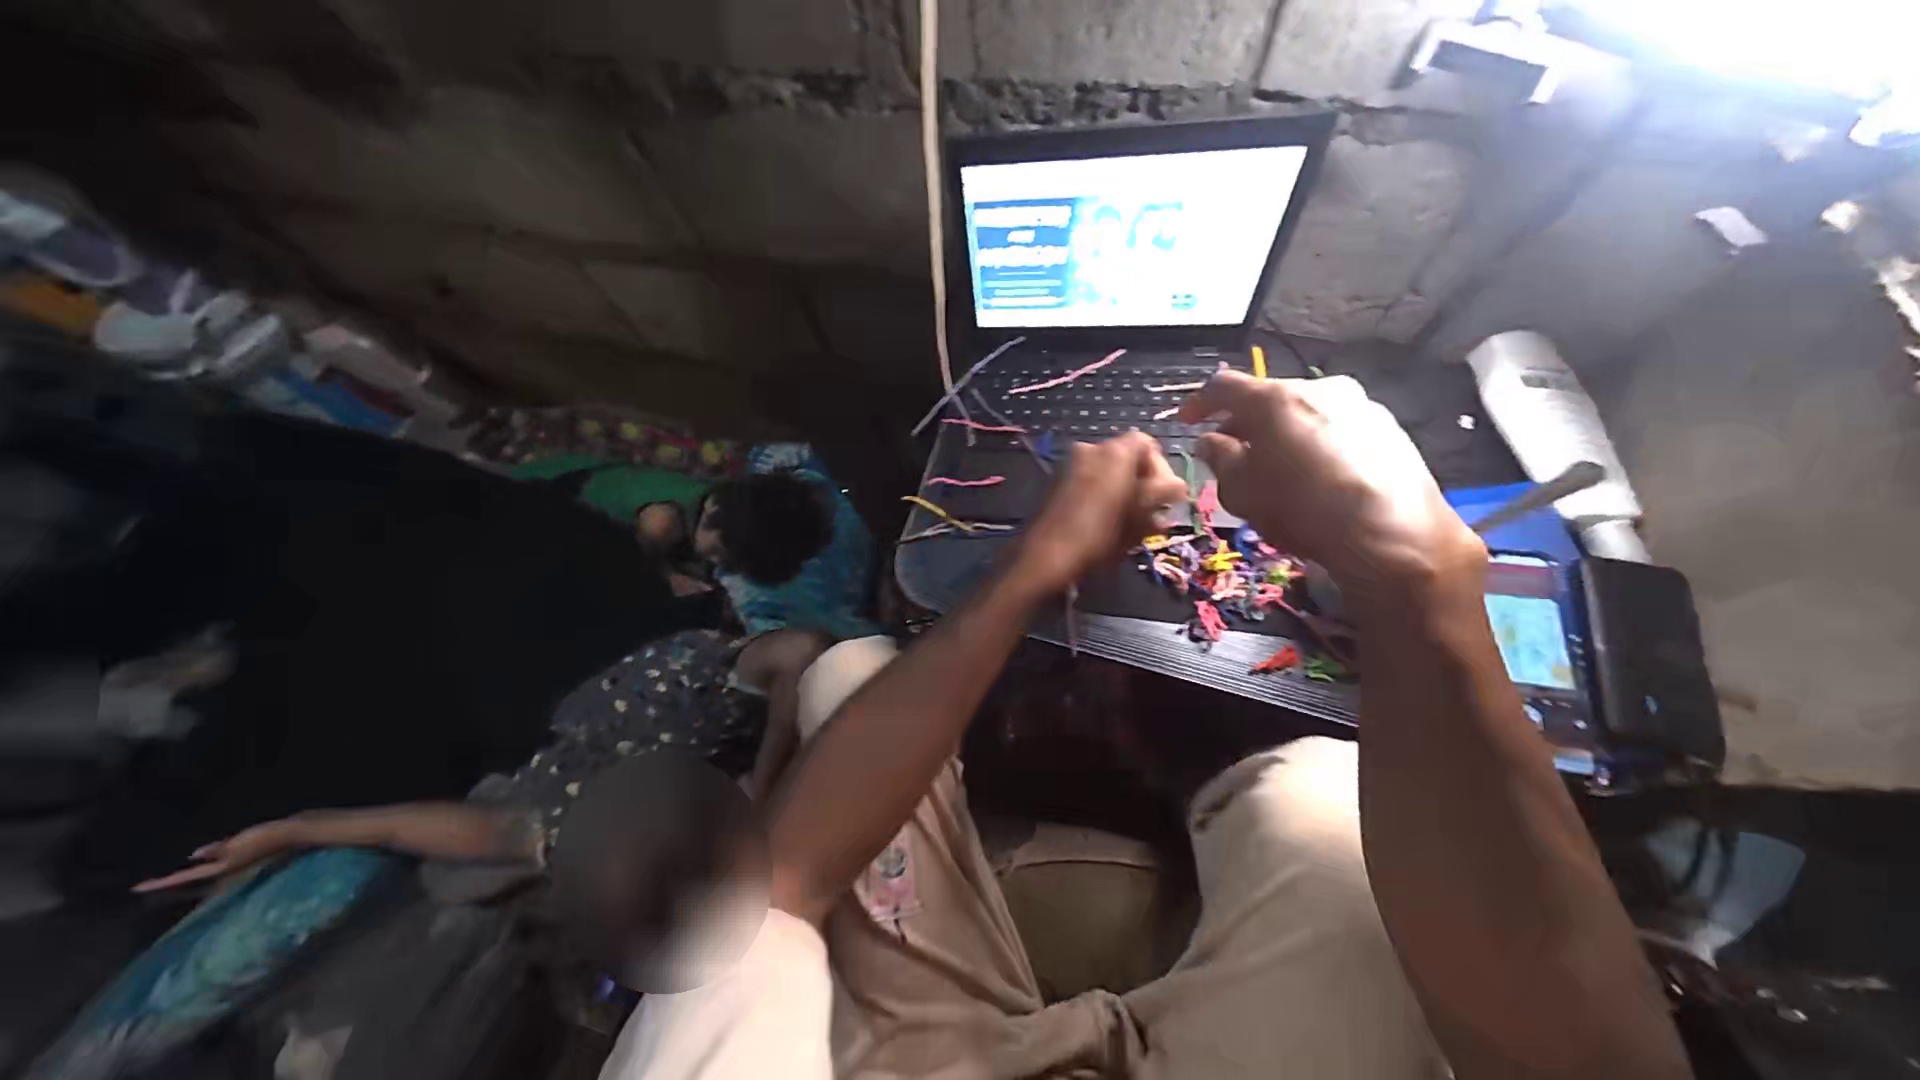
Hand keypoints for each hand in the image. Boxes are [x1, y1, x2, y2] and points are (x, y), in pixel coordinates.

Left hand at [132, 818, 311, 892]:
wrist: (298, 832)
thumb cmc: (266, 839)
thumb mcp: (238, 844)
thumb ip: (217, 850)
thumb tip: (194, 856)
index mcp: (221, 870)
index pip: (184, 878)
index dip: (160, 883)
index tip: (135, 888)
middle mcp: (227, 871)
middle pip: (196, 880)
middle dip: (177, 883)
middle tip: (156, 885)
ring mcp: (239, 863)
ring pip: (209, 872)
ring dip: (194, 874)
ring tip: (178, 873)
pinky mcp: (250, 854)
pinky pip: (223, 861)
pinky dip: (213, 861)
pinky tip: (211, 856)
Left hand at [1014, 431, 1187, 593]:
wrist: (1049, 555)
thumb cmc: (1100, 535)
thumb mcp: (1140, 516)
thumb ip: (1161, 494)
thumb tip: (1177, 485)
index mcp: (1115, 452)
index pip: (1148, 445)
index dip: (1162, 469)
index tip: (1167, 496)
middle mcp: (1093, 449)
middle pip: (1128, 456)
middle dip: (1144, 480)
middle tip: (1155, 509)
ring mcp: (1074, 464)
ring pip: (1111, 470)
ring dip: (1127, 488)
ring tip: (1136, 519)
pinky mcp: (1062, 482)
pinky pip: (1094, 480)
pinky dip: (1108, 493)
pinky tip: (1114, 520)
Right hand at [1178, 372, 1483, 603]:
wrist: (1393, 535)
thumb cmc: (1301, 509)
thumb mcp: (1241, 491)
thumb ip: (1219, 458)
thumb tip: (1211, 441)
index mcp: (1275, 398)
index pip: (1223, 386)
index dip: (1198, 402)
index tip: (1187, 421)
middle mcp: (1319, 387)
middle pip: (1268, 397)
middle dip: (1243, 421)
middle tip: (1230, 449)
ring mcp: (1359, 405)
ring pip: (1304, 411)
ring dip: (1280, 432)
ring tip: (1273, 465)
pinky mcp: (1388, 427)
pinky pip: (1334, 427)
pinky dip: (1313, 442)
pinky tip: (1313, 474)